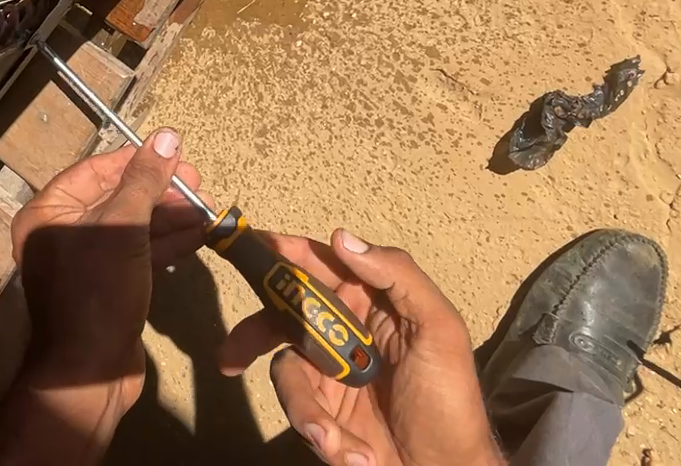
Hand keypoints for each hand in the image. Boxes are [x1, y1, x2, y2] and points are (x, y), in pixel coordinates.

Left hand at [9, 134, 205, 435]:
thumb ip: (145, 180)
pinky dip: (167, 244)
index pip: (95, 170)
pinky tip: (199, 233)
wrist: (90, 375)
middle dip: (159, 190)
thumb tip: (168, 135)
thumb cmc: (97, 290)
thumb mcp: (123, 226)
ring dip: (170, 216)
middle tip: (198, 182)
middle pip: (117, 197)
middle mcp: (63, 233)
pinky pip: (139, 254)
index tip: (173, 151)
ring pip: (133, 227)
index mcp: (49, 212)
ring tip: (206, 207)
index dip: (135, 159)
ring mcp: (87, 263)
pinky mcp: (110, 288)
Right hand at [218, 230, 503, 465]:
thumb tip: (339, 237)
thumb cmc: (449, 399)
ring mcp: (327, 372)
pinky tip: (354, 456)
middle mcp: (339, 330)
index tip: (255, 247)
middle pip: (283, 314)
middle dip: (254, 331)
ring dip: (303, 406)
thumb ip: (398, 274)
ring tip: (329, 439)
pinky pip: (300, 411)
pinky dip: (321, 433)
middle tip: (230, 353)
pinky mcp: (322, 412)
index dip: (284, 252)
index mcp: (367, 300)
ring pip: (285, 368)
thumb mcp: (440, 329)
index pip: (318, 264)